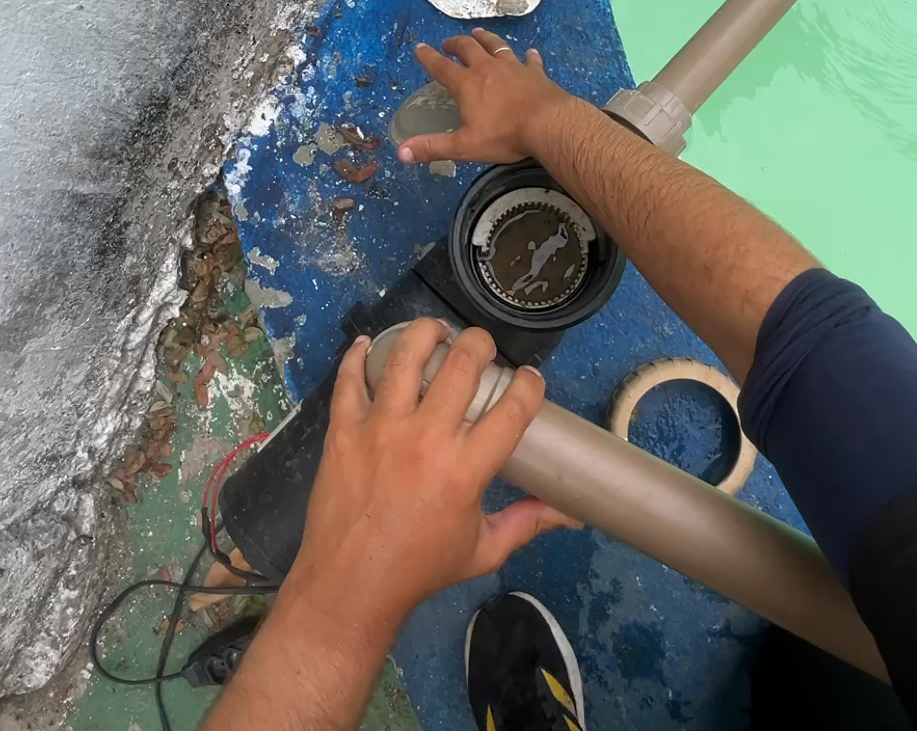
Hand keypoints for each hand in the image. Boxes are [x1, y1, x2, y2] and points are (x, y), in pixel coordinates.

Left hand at [283, 321, 577, 629]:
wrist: (349, 586)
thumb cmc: (420, 568)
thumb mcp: (483, 550)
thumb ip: (528, 522)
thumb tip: (572, 514)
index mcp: (466, 468)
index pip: (512, 409)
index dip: (528, 384)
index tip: (528, 377)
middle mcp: (426, 438)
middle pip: (461, 365)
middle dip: (480, 343)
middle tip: (481, 346)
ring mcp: (380, 429)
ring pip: (404, 358)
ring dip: (425, 333)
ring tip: (435, 330)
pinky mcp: (343, 430)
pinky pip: (349, 381)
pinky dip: (356, 357)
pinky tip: (366, 344)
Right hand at [397, 28, 586, 164]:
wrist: (548, 123)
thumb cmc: (504, 135)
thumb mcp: (464, 146)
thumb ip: (433, 147)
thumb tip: (401, 153)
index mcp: (468, 84)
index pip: (442, 67)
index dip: (429, 57)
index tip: (420, 47)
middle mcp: (488, 69)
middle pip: (469, 48)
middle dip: (456, 43)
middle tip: (449, 42)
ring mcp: (514, 67)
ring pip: (497, 46)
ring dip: (486, 38)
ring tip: (479, 33)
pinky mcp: (536, 73)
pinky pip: (530, 60)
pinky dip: (528, 56)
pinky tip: (530, 53)